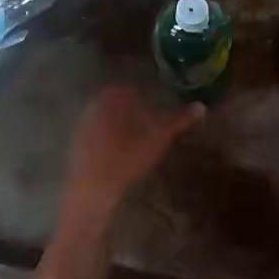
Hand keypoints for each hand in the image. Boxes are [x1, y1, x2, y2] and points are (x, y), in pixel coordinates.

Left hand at [66, 87, 203, 206]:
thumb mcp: (159, 138)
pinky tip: (118, 151)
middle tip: (146, 119)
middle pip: (113, 102)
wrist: (93, 189)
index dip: (139, 93)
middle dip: (129, 108)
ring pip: (102, 118)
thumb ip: (180, 121)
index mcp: (110, 101)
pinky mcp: (76, 146)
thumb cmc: (127, 158)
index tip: (151, 102)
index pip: (125, 89)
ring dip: (118, 123)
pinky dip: (107, 137)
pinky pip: (94, 134)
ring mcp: (80, 128)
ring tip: (135, 136)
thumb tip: (202, 106)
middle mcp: (92, 109)